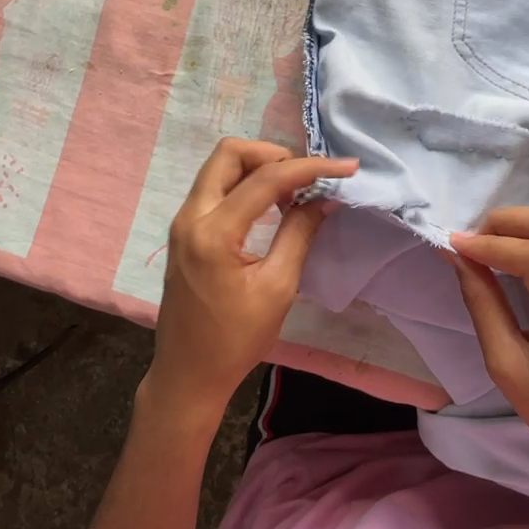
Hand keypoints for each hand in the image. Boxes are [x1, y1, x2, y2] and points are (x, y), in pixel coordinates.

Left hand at [145, 138, 356, 423]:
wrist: (187, 374)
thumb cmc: (235, 340)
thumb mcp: (277, 288)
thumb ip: (300, 234)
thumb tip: (325, 198)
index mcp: (213, 232)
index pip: (264, 178)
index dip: (310, 167)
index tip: (346, 168)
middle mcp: (190, 216)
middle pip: (229, 153)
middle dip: (274, 155)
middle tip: (307, 179)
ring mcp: (183, 221)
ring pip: (219, 167)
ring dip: (258, 168)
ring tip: (293, 194)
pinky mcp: (184, 231)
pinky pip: (214, 187)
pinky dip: (244, 184)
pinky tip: (271, 206)